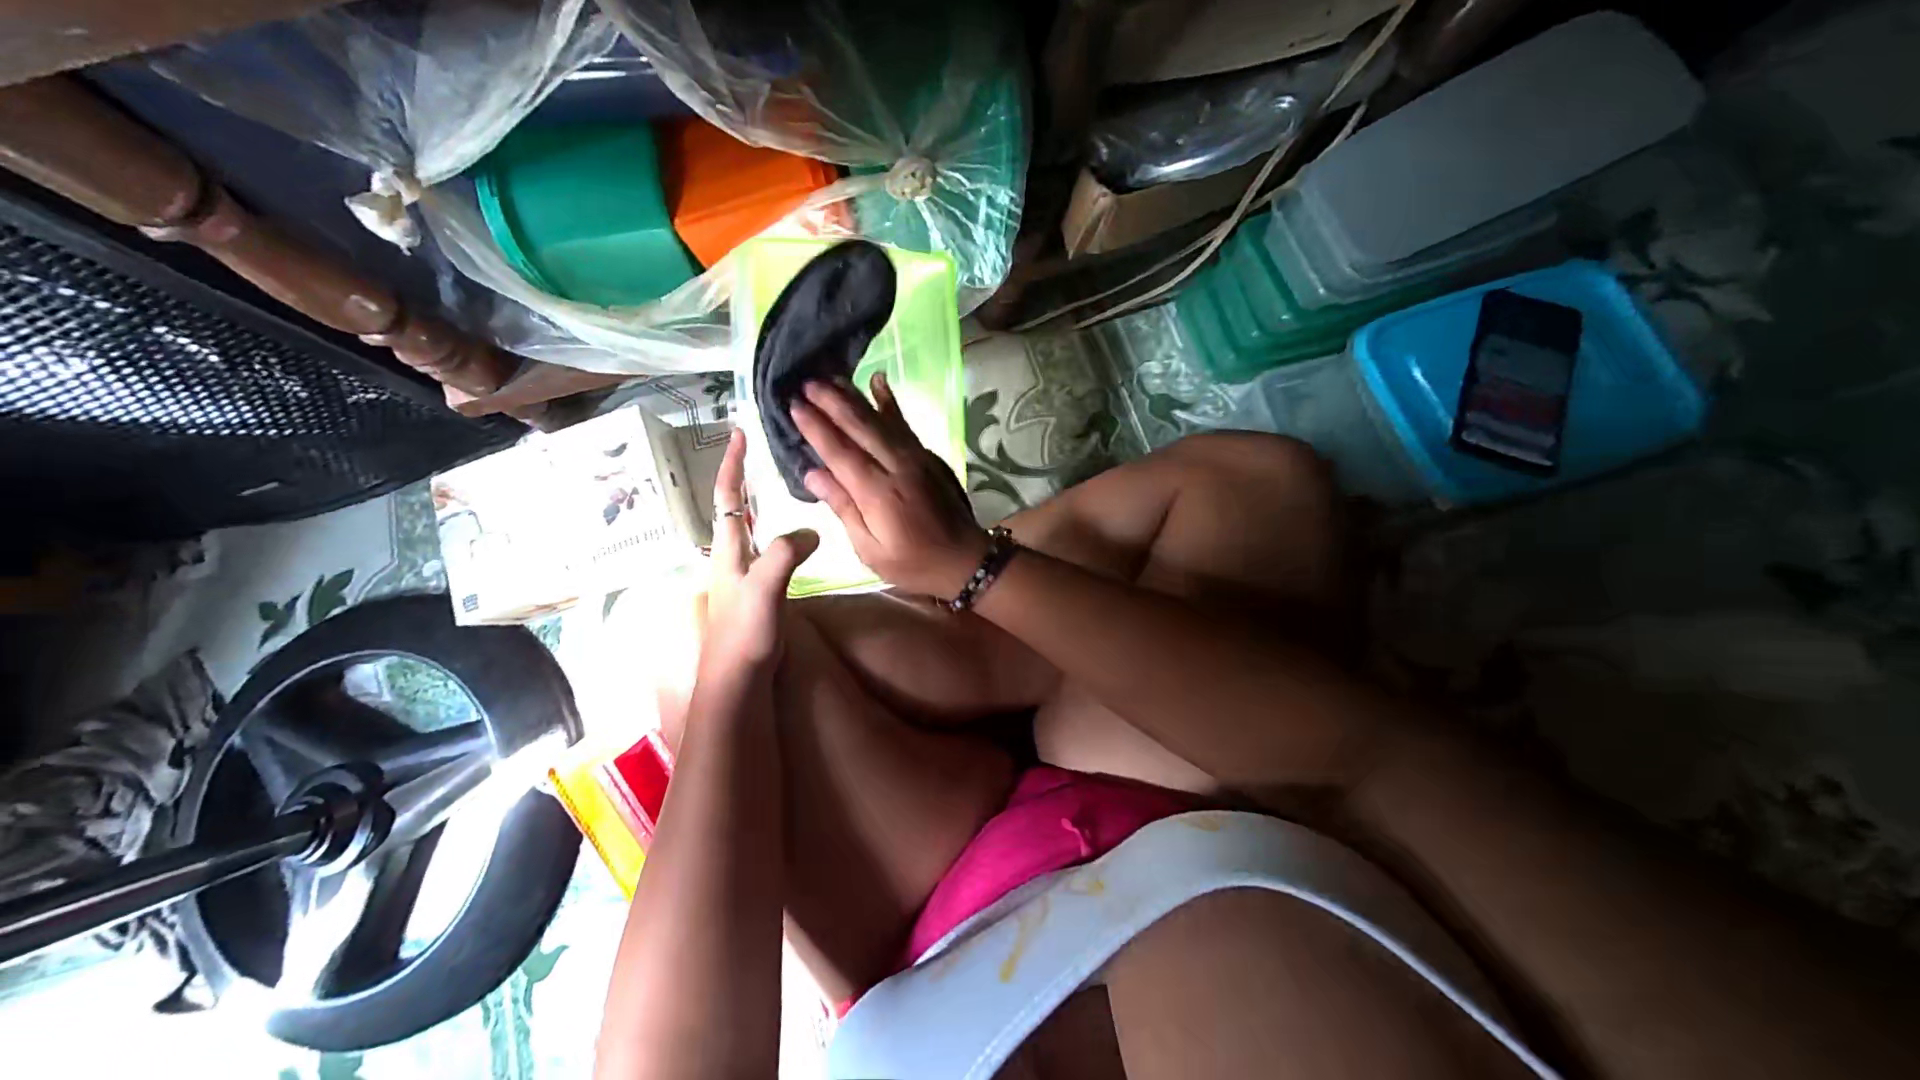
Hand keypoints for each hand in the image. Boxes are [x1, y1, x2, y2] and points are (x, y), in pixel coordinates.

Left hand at [701, 428, 817, 680]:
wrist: (738, 681)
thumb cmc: (745, 634)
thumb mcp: (764, 589)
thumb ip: (784, 556)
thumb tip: (809, 531)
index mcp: (728, 550)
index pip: (728, 497)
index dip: (732, 464)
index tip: (737, 431)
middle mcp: (731, 557)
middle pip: (734, 508)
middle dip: (742, 477)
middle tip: (758, 452)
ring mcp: (742, 575)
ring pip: (749, 529)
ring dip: (757, 503)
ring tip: (775, 485)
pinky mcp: (756, 592)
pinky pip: (766, 550)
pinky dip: (775, 532)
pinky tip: (790, 537)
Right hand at [790, 373, 987, 598]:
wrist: (964, 560)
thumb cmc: (912, 563)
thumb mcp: (870, 549)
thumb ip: (843, 508)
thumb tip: (812, 474)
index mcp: (878, 493)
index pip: (840, 452)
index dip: (816, 427)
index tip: (793, 406)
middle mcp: (897, 466)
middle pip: (860, 426)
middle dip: (830, 402)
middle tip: (805, 382)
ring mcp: (916, 457)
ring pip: (881, 419)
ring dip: (854, 396)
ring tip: (830, 376)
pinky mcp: (928, 456)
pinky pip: (904, 423)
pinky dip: (890, 402)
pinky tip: (879, 381)